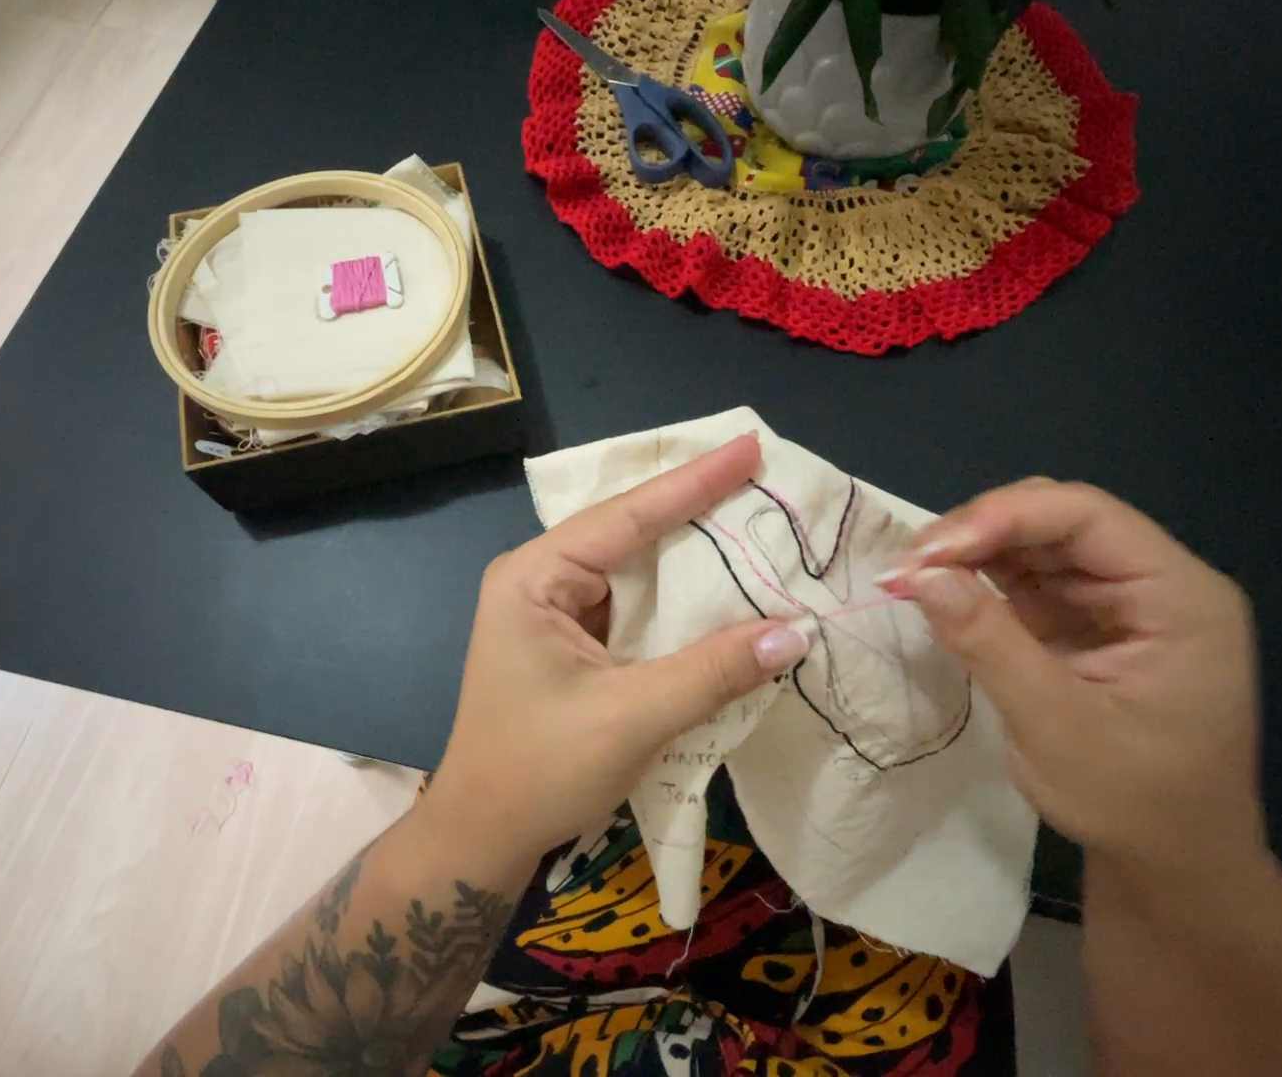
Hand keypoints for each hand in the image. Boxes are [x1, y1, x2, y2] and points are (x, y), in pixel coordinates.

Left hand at [423, 436, 811, 860]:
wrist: (486, 833)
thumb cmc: (540, 770)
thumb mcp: (631, 717)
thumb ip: (712, 672)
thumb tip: (795, 632)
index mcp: (534, 577)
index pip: (625, 516)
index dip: (693, 482)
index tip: (747, 447)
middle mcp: (541, 580)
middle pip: (630, 533)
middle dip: (696, 512)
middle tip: (762, 481)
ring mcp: (556, 611)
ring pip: (636, 571)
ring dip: (692, 560)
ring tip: (757, 526)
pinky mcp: (573, 642)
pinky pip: (635, 608)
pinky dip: (679, 604)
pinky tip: (725, 592)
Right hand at [878, 479, 1263, 874]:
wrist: (1169, 861)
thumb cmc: (1131, 800)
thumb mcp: (1054, 724)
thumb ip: (988, 641)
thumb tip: (918, 573)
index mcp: (1178, 596)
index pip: (1086, 517)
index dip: (1002, 517)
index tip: (928, 552)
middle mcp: (1151, 582)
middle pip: (1056, 519)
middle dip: (977, 531)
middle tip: (909, 566)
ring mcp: (1115, 601)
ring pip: (1033, 543)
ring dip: (968, 552)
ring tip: (910, 576)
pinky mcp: (1082, 621)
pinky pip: (1024, 579)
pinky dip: (975, 579)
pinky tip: (938, 591)